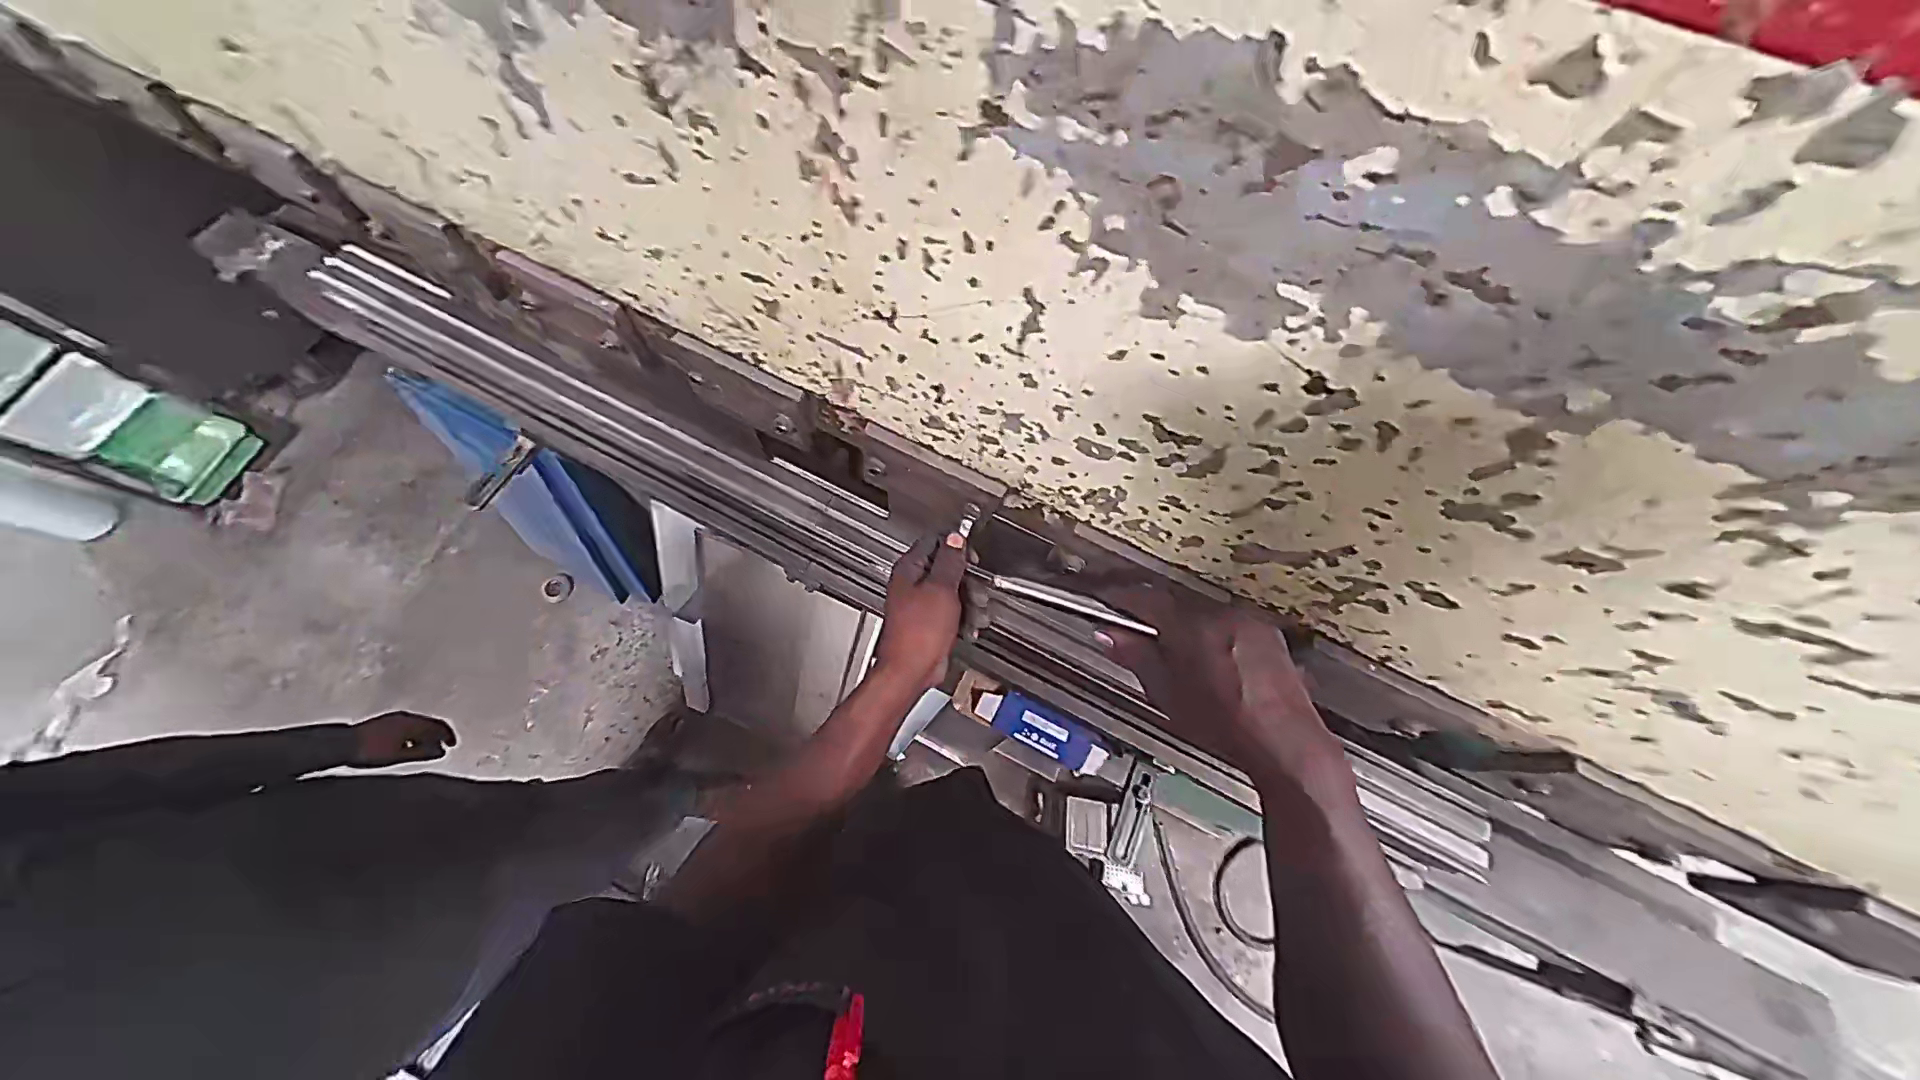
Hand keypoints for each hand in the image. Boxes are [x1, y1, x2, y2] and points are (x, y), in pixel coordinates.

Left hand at [350, 711, 456, 767]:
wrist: (338, 744)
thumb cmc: (369, 751)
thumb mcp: (398, 756)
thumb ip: (422, 753)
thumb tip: (441, 752)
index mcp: (413, 722)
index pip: (439, 726)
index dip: (448, 736)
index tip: (452, 745)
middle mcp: (405, 716)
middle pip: (429, 723)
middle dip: (437, 735)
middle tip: (440, 746)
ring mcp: (392, 718)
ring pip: (417, 724)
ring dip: (424, 735)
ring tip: (424, 747)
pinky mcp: (382, 723)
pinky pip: (406, 725)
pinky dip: (412, 734)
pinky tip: (406, 744)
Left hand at [872, 529, 968, 689]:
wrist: (911, 670)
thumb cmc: (917, 634)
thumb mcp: (941, 589)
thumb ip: (950, 561)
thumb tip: (955, 539)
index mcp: (909, 570)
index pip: (935, 542)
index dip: (956, 548)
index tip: (971, 558)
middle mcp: (912, 585)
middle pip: (948, 569)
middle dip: (967, 581)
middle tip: (974, 592)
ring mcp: (921, 605)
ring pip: (954, 592)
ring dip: (969, 603)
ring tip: (973, 615)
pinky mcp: (930, 623)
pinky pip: (953, 612)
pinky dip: (963, 619)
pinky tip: (968, 627)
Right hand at [1094, 583, 1339, 784]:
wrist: (1285, 745)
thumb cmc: (1230, 726)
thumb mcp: (1166, 693)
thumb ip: (1135, 656)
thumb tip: (1110, 635)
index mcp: (1192, 626)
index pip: (1143, 597)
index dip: (1119, 597)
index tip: (1106, 600)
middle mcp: (1223, 615)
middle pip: (1172, 602)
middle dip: (1149, 616)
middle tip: (1130, 633)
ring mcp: (1248, 623)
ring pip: (1200, 613)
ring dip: (1180, 627)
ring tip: (1170, 658)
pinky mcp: (1266, 635)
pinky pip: (1225, 623)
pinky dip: (1207, 635)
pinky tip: (1204, 663)